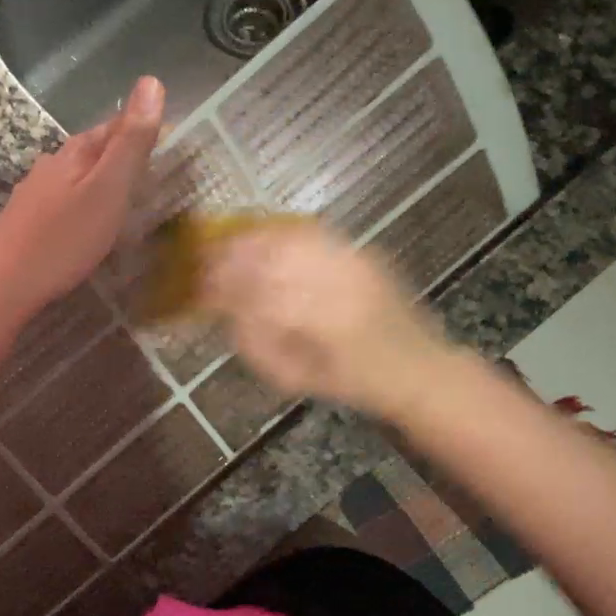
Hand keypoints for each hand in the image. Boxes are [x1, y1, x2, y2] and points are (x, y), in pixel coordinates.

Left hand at [0, 76, 164, 320]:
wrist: (2, 288)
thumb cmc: (62, 241)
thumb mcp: (108, 190)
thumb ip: (130, 142)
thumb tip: (151, 80)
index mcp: (72, 154)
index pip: (113, 126)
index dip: (140, 129)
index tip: (167, 143)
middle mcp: (48, 167)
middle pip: (91, 152)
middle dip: (118, 157)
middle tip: (149, 174)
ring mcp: (30, 196)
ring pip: (72, 179)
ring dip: (96, 183)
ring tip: (119, 202)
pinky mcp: (21, 224)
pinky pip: (58, 205)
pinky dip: (77, 208)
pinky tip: (81, 227)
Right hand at [203, 222, 458, 420]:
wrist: (418, 367)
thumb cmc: (350, 383)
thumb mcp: (293, 378)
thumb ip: (254, 344)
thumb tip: (223, 311)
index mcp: (320, 322)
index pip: (257, 294)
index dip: (221, 287)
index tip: (197, 287)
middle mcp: (339, 284)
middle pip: (271, 258)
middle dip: (231, 257)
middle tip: (203, 261)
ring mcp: (353, 262)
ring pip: (290, 238)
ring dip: (253, 239)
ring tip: (226, 245)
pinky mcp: (361, 251)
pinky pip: (313, 233)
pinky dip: (281, 232)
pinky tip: (262, 238)